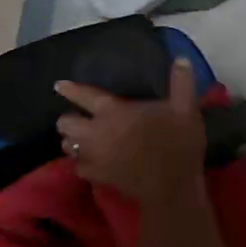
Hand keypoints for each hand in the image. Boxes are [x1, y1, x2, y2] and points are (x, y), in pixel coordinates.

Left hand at [55, 61, 205, 203]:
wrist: (172, 188)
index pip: (83, 95)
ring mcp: (94, 156)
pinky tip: (91, 161)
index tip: (59, 86)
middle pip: (65, 122)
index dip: (70, 89)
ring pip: (67, 145)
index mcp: (114, 111)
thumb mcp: (186, 110)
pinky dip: (81, 162)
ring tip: (82, 139)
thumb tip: (181, 58)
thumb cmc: (178, 145)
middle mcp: (96, 132)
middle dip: (69, 119)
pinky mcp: (96, 176)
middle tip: (80, 119)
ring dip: (72, 140)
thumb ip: (181, 83)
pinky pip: (77, 166)